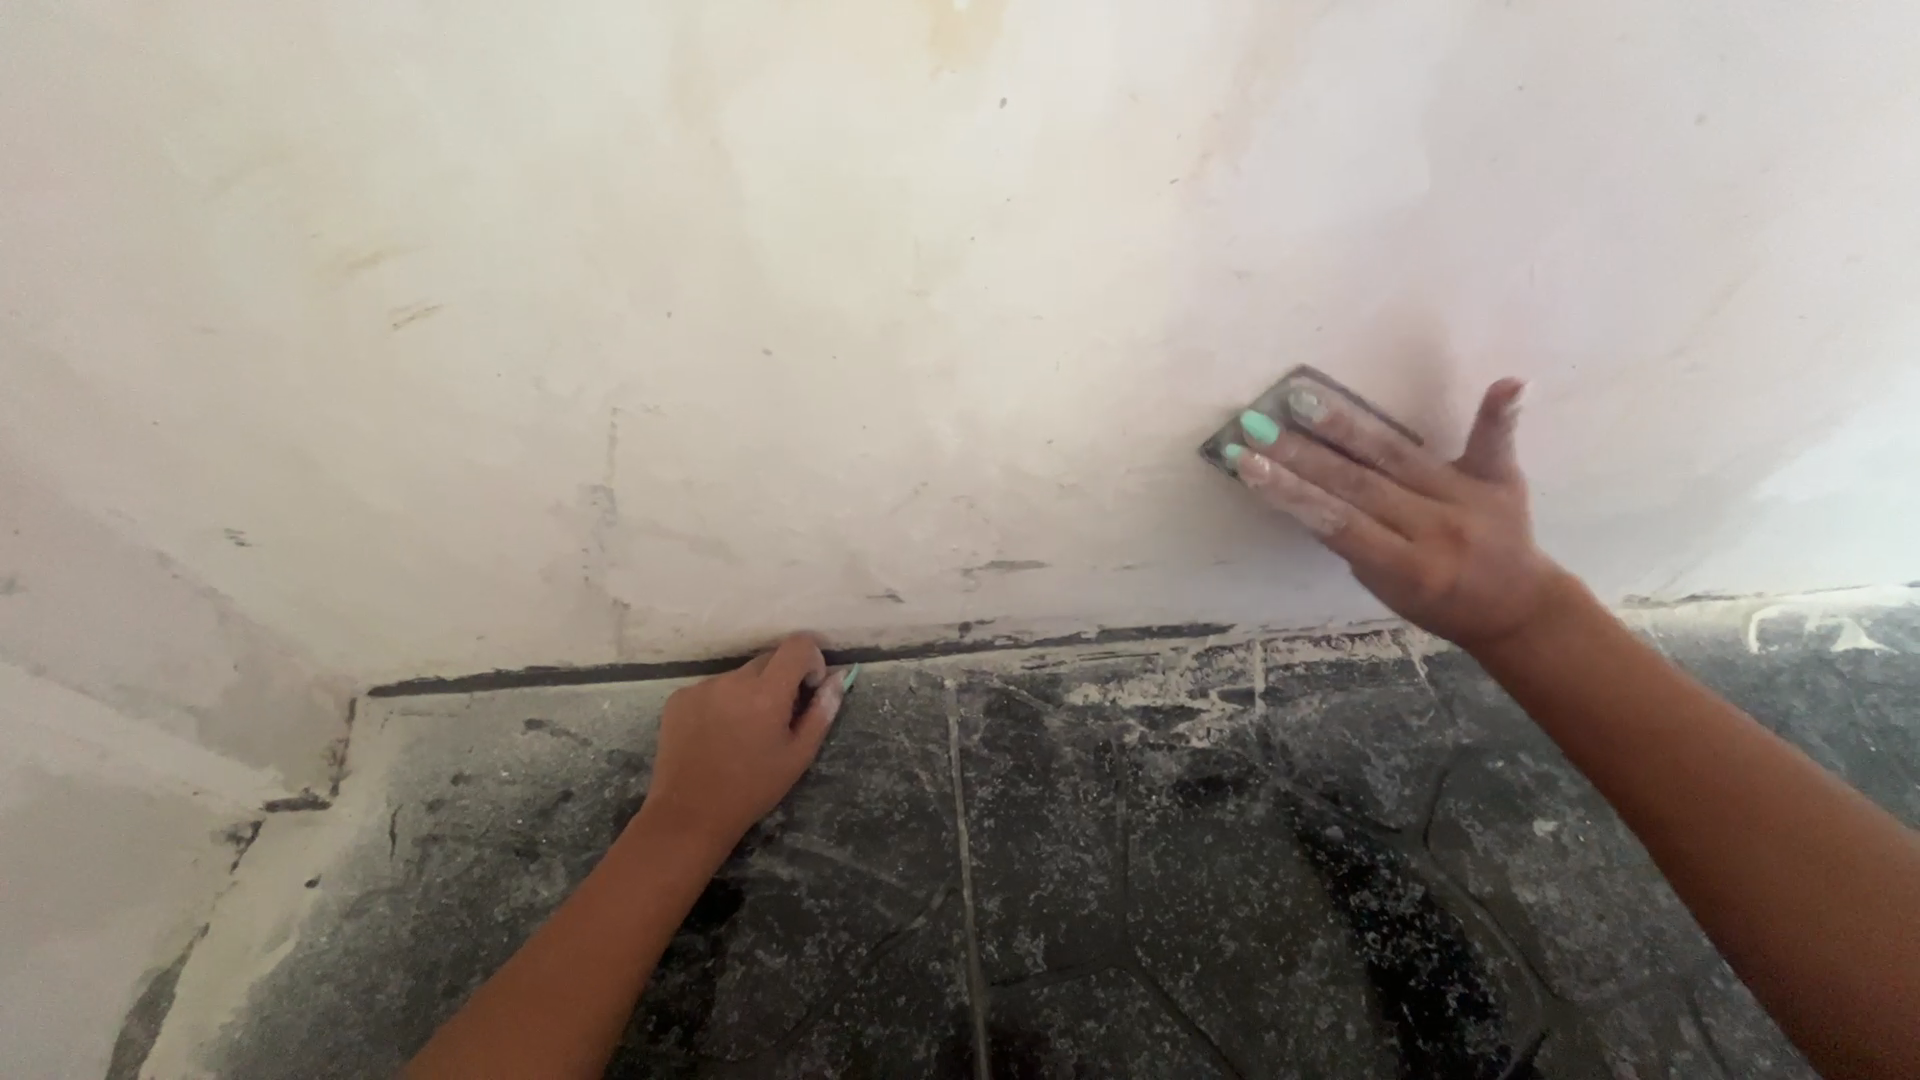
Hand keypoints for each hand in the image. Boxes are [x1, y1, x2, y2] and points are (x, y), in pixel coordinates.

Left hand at [638, 634, 853, 850]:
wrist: (689, 814)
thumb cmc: (753, 788)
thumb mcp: (799, 755)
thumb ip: (822, 711)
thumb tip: (838, 677)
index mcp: (767, 693)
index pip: (798, 645)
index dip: (811, 659)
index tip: (808, 687)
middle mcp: (733, 680)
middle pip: (768, 659)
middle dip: (781, 680)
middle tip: (776, 719)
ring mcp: (702, 687)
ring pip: (740, 676)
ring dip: (750, 692)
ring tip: (742, 732)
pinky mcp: (679, 698)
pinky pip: (712, 688)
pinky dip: (722, 702)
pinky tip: (716, 734)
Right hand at [1225, 377, 1569, 647]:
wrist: (1520, 611)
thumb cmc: (1437, 604)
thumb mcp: (1384, 589)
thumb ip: (1353, 542)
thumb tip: (1311, 495)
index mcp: (1405, 566)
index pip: (1335, 520)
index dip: (1288, 491)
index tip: (1246, 462)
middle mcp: (1436, 529)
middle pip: (1356, 483)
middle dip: (1299, 455)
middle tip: (1256, 427)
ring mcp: (1470, 500)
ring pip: (1396, 455)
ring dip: (1346, 426)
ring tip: (1304, 401)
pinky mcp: (1502, 480)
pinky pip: (1495, 444)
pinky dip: (1499, 414)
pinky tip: (1508, 382)